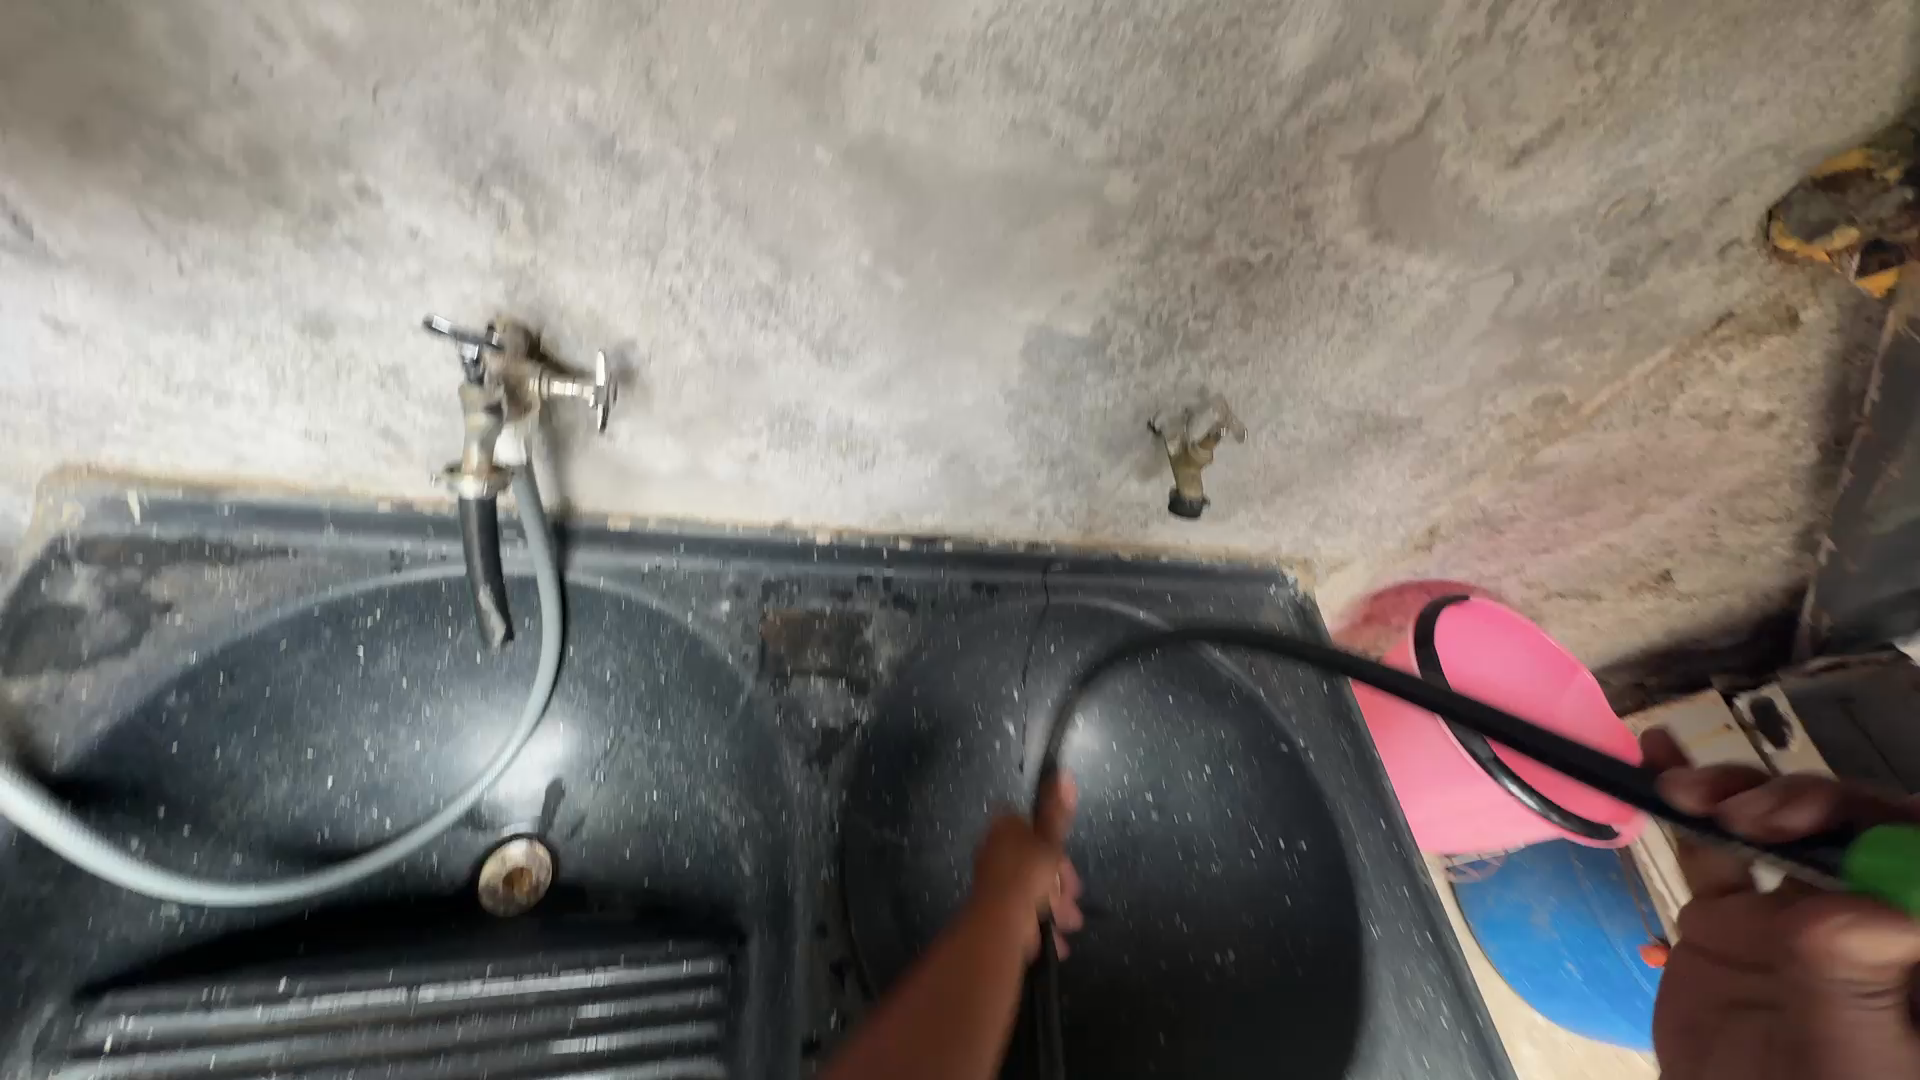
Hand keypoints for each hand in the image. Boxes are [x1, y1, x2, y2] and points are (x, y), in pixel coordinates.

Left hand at [966, 772, 1083, 959]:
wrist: (1001, 924)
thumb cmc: (1027, 875)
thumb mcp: (1049, 840)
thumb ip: (1058, 811)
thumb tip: (1064, 773)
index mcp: (1004, 828)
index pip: (1032, 826)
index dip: (1054, 843)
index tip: (1067, 860)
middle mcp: (996, 851)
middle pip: (1036, 860)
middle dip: (1061, 882)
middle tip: (1072, 896)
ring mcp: (995, 882)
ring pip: (1035, 889)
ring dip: (1058, 907)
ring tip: (1068, 922)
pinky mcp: (998, 910)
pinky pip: (1027, 913)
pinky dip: (1044, 925)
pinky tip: (1057, 938)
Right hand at [1643, 727, 1919, 1079]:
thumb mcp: (1845, 1061)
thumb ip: (1850, 983)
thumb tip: (1868, 906)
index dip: (1896, 826)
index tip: (1822, 822)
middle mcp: (1875, 927)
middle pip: (1862, 832)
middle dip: (1808, 805)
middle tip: (1750, 817)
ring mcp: (1798, 917)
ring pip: (1783, 827)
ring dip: (1737, 795)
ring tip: (1687, 794)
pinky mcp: (1729, 913)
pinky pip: (1710, 846)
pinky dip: (1683, 796)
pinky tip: (1660, 760)